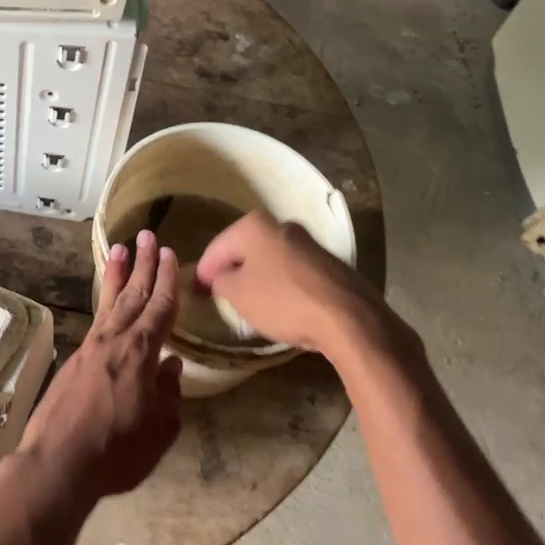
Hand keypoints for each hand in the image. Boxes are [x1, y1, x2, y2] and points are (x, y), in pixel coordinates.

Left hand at [15, 231, 183, 504]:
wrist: (58, 464)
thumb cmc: (117, 452)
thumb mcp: (159, 430)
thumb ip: (168, 395)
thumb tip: (171, 365)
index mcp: (140, 354)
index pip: (160, 309)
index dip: (167, 281)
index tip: (169, 253)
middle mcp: (114, 342)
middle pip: (133, 295)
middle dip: (142, 265)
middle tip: (147, 235)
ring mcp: (89, 349)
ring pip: (109, 303)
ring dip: (117, 275)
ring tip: (119, 248)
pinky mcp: (73, 361)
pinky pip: (95, 320)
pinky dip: (102, 302)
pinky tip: (106, 302)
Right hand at [196, 212, 418, 367]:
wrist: (348, 318)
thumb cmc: (282, 301)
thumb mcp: (238, 295)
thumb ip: (221, 281)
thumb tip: (222, 278)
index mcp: (255, 226)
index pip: (217, 247)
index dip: (204, 270)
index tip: (196, 291)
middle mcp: (282, 226)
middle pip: (246, 249)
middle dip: (232, 270)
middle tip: (219, 294)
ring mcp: (309, 243)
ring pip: (271, 260)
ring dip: (257, 278)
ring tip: (248, 302)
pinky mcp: (329, 265)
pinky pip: (293, 273)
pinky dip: (281, 286)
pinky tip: (279, 306)